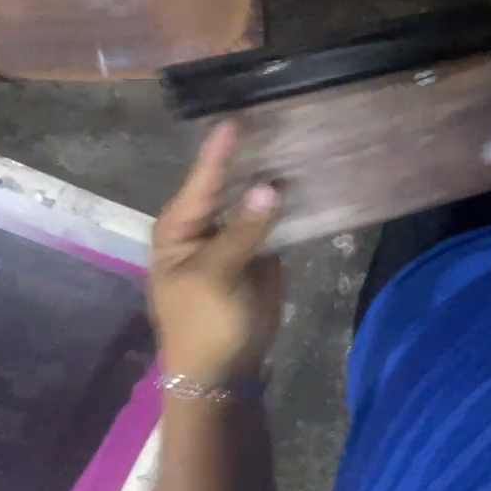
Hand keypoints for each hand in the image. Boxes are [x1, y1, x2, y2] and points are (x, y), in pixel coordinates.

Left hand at [149, 121, 282, 385]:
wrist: (223, 370)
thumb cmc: (204, 323)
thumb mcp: (218, 276)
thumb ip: (244, 231)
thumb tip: (270, 186)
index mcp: (180, 229)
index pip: (202, 181)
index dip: (220, 153)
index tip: (237, 120)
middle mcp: (207, 225)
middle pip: (230, 184)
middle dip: (251, 158)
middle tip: (277, 121)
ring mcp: (237, 238)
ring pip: (257, 200)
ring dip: (275, 178)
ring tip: (299, 144)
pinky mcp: (263, 253)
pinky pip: (278, 221)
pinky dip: (292, 204)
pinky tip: (310, 182)